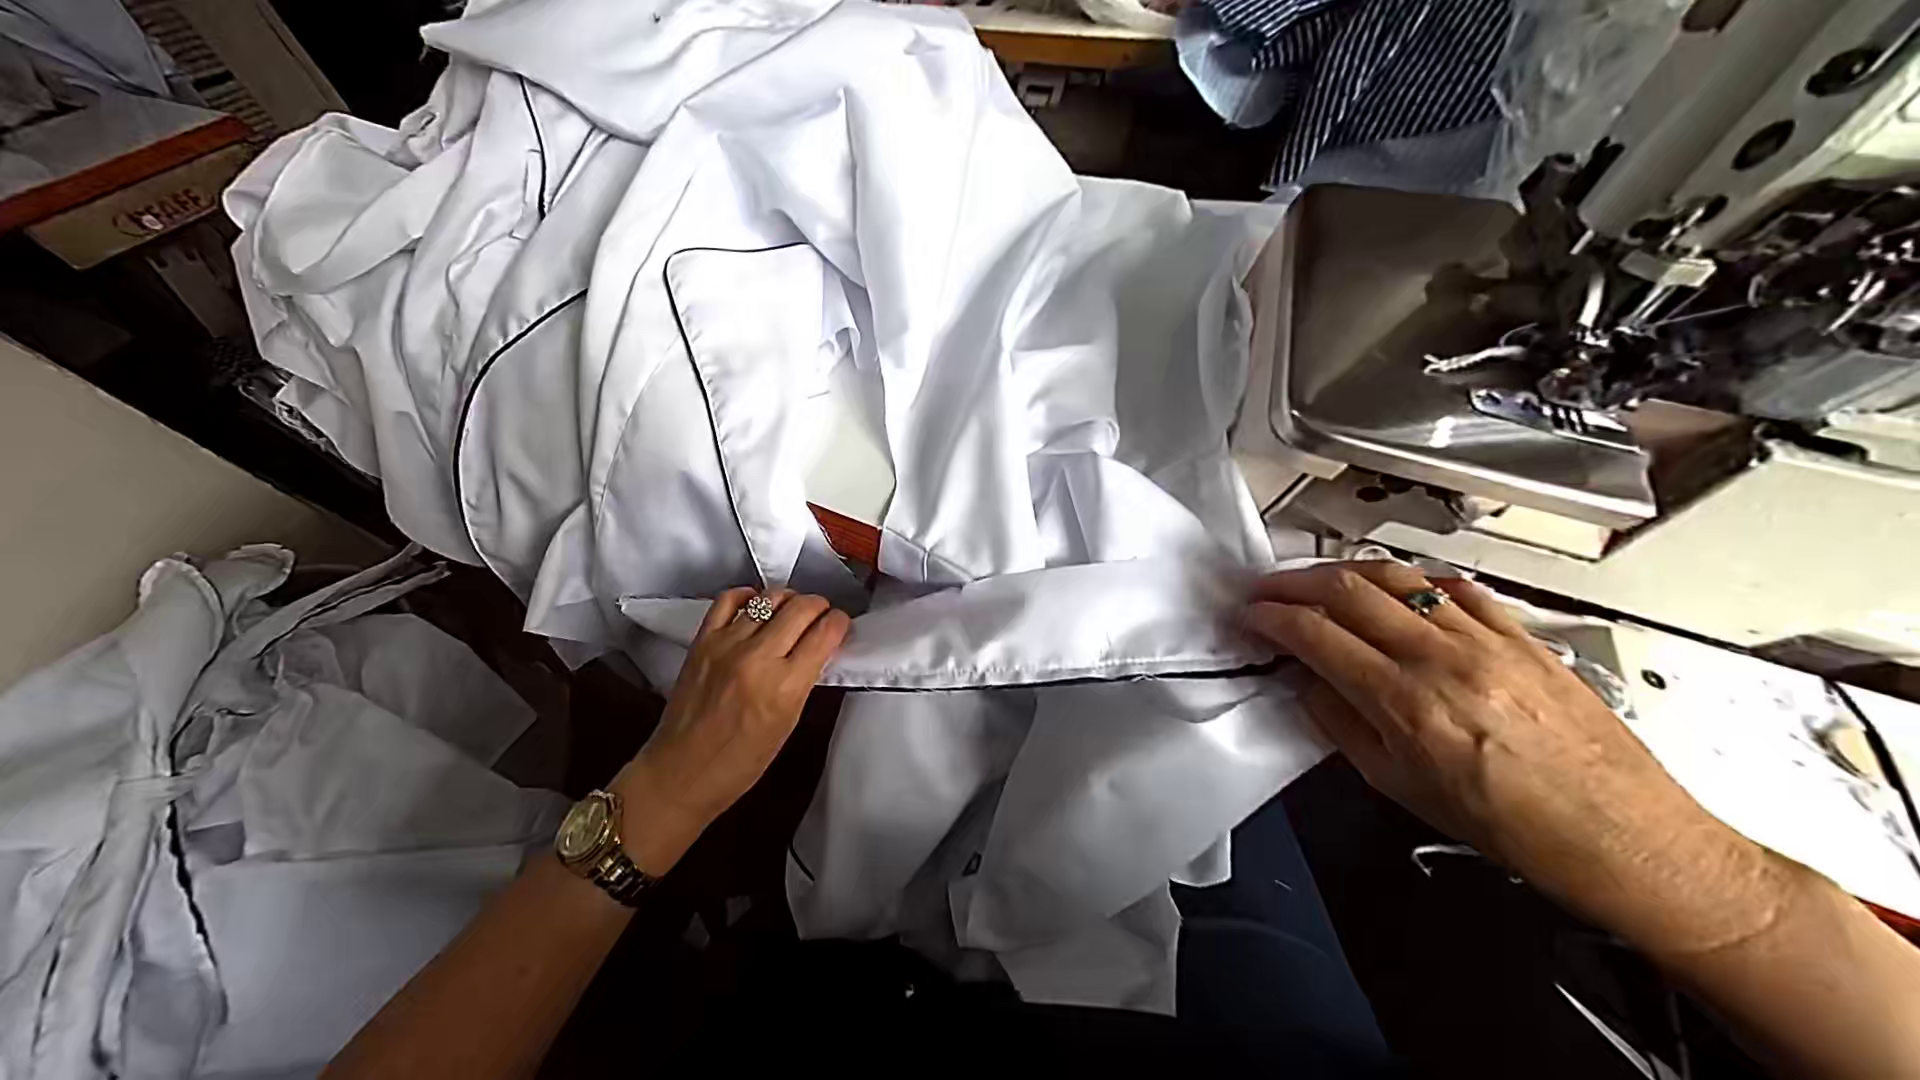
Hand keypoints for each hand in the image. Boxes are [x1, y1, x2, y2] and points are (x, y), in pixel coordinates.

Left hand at [612, 588, 849, 873]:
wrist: (682, 772)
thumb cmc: (739, 761)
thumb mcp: (789, 722)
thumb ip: (805, 679)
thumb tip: (820, 647)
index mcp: (784, 686)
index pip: (824, 633)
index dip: (839, 622)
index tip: (840, 624)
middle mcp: (756, 659)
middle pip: (801, 608)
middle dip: (819, 606)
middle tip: (822, 614)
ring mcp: (726, 645)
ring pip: (769, 598)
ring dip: (789, 598)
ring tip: (793, 609)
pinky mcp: (702, 641)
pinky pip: (729, 599)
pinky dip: (748, 595)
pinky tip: (757, 603)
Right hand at [1245, 562, 1793, 957]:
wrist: (1624, 838)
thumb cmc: (1511, 825)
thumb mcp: (1396, 784)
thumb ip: (1339, 722)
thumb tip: (1306, 679)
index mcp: (1405, 703)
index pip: (1315, 634)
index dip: (1271, 617)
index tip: (1252, 615)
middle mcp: (1442, 660)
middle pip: (1346, 590)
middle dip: (1292, 582)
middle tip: (1267, 588)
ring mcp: (1486, 640)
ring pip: (1394, 577)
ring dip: (1341, 570)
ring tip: (1315, 579)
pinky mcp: (1521, 635)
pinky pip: (1452, 588)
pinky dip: (1408, 580)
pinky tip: (1393, 588)